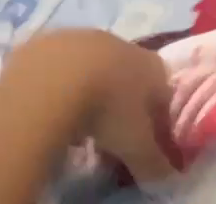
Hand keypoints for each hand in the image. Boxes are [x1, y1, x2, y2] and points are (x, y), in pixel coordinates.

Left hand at [11, 28, 180, 182]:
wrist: (53, 81)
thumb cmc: (107, 109)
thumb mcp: (135, 145)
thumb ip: (154, 162)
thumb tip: (167, 178)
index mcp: (150, 64)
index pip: (163, 92)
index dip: (156, 121)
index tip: (143, 144)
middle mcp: (122, 43)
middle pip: (128, 76)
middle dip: (121, 103)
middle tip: (107, 136)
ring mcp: (84, 37)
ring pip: (93, 67)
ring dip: (89, 90)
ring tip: (75, 124)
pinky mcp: (48, 40)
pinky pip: (58, 66)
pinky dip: (57, 85)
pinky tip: (49, 107)